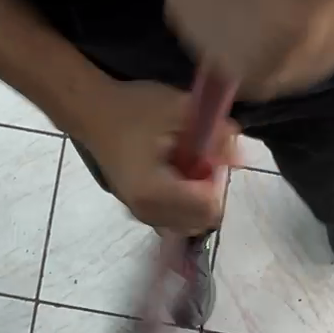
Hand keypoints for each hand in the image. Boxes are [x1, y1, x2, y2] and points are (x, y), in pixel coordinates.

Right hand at [79, 80, 237, 232]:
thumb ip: (215, 132)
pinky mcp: (141, 213)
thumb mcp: (179, 109)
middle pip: (202, 220)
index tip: (209, 157)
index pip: (208, 208)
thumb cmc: (133, 108)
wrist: (93, 113)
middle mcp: (148, 213)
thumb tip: (240, 155)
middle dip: (209, 193)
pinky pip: (175, 222)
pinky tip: (176, 179)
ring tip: (187, 170)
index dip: (216, 181)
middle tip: (201, 163)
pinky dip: (185, 206)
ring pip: (190, 224)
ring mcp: (142, 216)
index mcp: (155, 191)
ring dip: (198, 201)